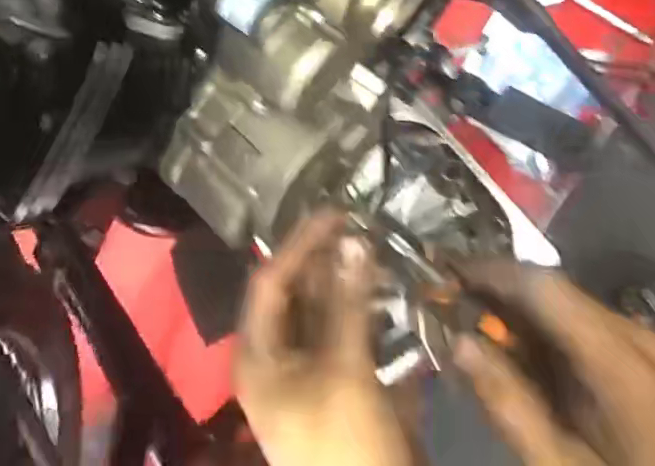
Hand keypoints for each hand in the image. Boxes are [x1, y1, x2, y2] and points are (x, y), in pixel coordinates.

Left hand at [233, 211, 418, 465]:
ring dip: (353, 289)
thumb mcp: (346, 370)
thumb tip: (353, 238)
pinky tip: (396, 300)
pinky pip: (351, 345)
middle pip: (298, 297)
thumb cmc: (348, 449)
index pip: (271, 280)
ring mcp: (310, 382)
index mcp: (259, 357)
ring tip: (381, 253)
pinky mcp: (342, 397)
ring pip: (328, 319)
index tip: (338, 212)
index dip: (302, 242)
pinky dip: (370, 322)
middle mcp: (277, 364)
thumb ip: (348, 301)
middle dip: (330, 263)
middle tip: (363, 229)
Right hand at [453, 261, 654, 465]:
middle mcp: (635, 336)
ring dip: (512, 306)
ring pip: (560, 302)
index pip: (544, 287)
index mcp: (622, 364)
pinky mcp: (641, 358)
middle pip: (551, 289)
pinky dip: (537, 326)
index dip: (489, 271)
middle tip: (444, 296)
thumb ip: (510, 407)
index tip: (441, 272)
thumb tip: (456, 341)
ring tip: (468, 318)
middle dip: (494, 288)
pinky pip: (576, 322)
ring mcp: (644, 345)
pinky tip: (512, 345)